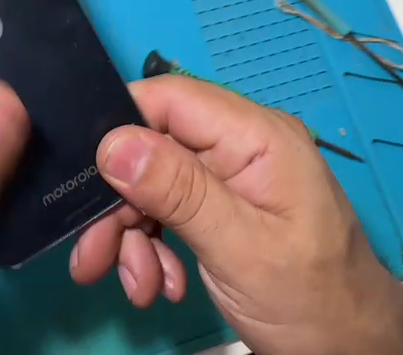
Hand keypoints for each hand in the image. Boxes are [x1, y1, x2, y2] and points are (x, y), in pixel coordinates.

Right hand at [69, 75, 402, 354]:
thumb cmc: (315, 304)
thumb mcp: (243, 250)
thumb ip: (180, 191)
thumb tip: (113, 142)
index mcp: (254, 135)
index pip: (168, 98)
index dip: (120, 127)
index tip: (87, 180)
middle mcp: (239, 144)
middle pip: (153, 146)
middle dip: (120, 201)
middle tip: (93, 255)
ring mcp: (230, 176)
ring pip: (153, 181)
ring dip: (133, 232)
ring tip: (138, 285)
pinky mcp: (221, 207)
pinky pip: (168, 208)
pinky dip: (153, 245)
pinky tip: (160, 284)